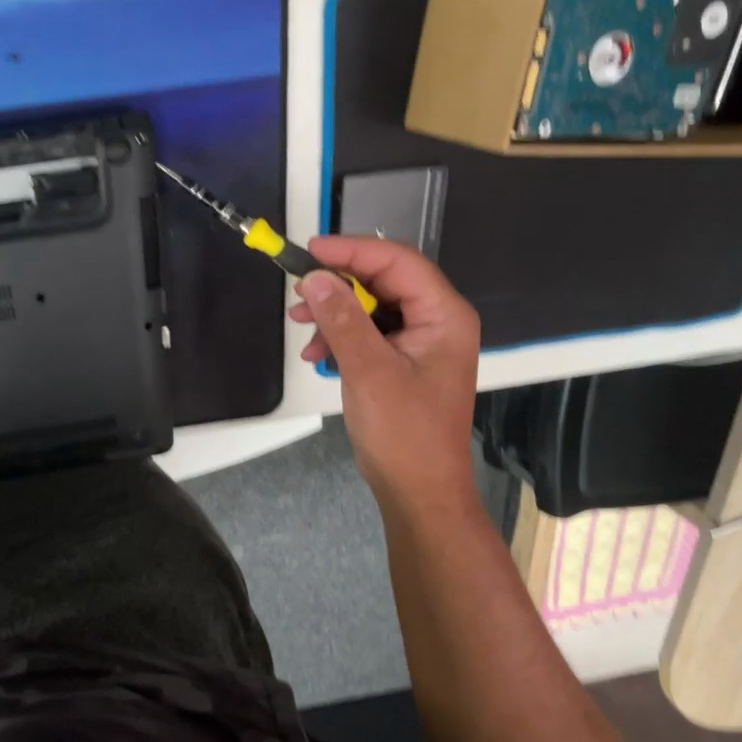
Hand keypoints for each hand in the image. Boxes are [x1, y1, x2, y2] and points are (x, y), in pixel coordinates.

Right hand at [290, 236, 481, 499]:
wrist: (418, 490)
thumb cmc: (403, 432)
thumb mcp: (368, 370)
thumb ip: (342, 319)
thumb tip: (313, 277)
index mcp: (444, 315)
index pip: (397, 262)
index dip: (352, 251)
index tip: (308, 251)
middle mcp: (437, 321)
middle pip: (384, 281)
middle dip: (338, 285)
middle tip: (297, 293)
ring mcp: (421, 344)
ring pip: (372, 307)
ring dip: (334, 313)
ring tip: (300, 326)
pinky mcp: (403, 364)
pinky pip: (369, 334)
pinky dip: (341, 338)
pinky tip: (316, 355)